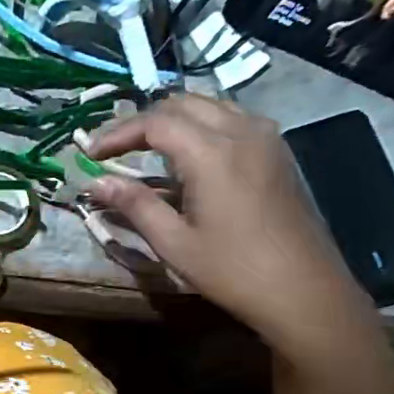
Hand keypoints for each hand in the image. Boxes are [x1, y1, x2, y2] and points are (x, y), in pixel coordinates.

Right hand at [84, 96, 375, 354]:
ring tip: (147, 147)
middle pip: (182, 104)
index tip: (91, 153)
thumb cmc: (232, 270)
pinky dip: (202, 126)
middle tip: (115, 148)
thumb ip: (135, 205)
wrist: (302, 289)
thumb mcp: (174, 242)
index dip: (118, 133)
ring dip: (174, 119)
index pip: (154, 122)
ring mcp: (266, 137)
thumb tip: (96, 183)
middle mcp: (241, 130)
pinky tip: (190, 155)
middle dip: (143, 121)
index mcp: (212, 151)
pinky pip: (233, 119)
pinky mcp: (278, 151)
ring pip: (210, 106)